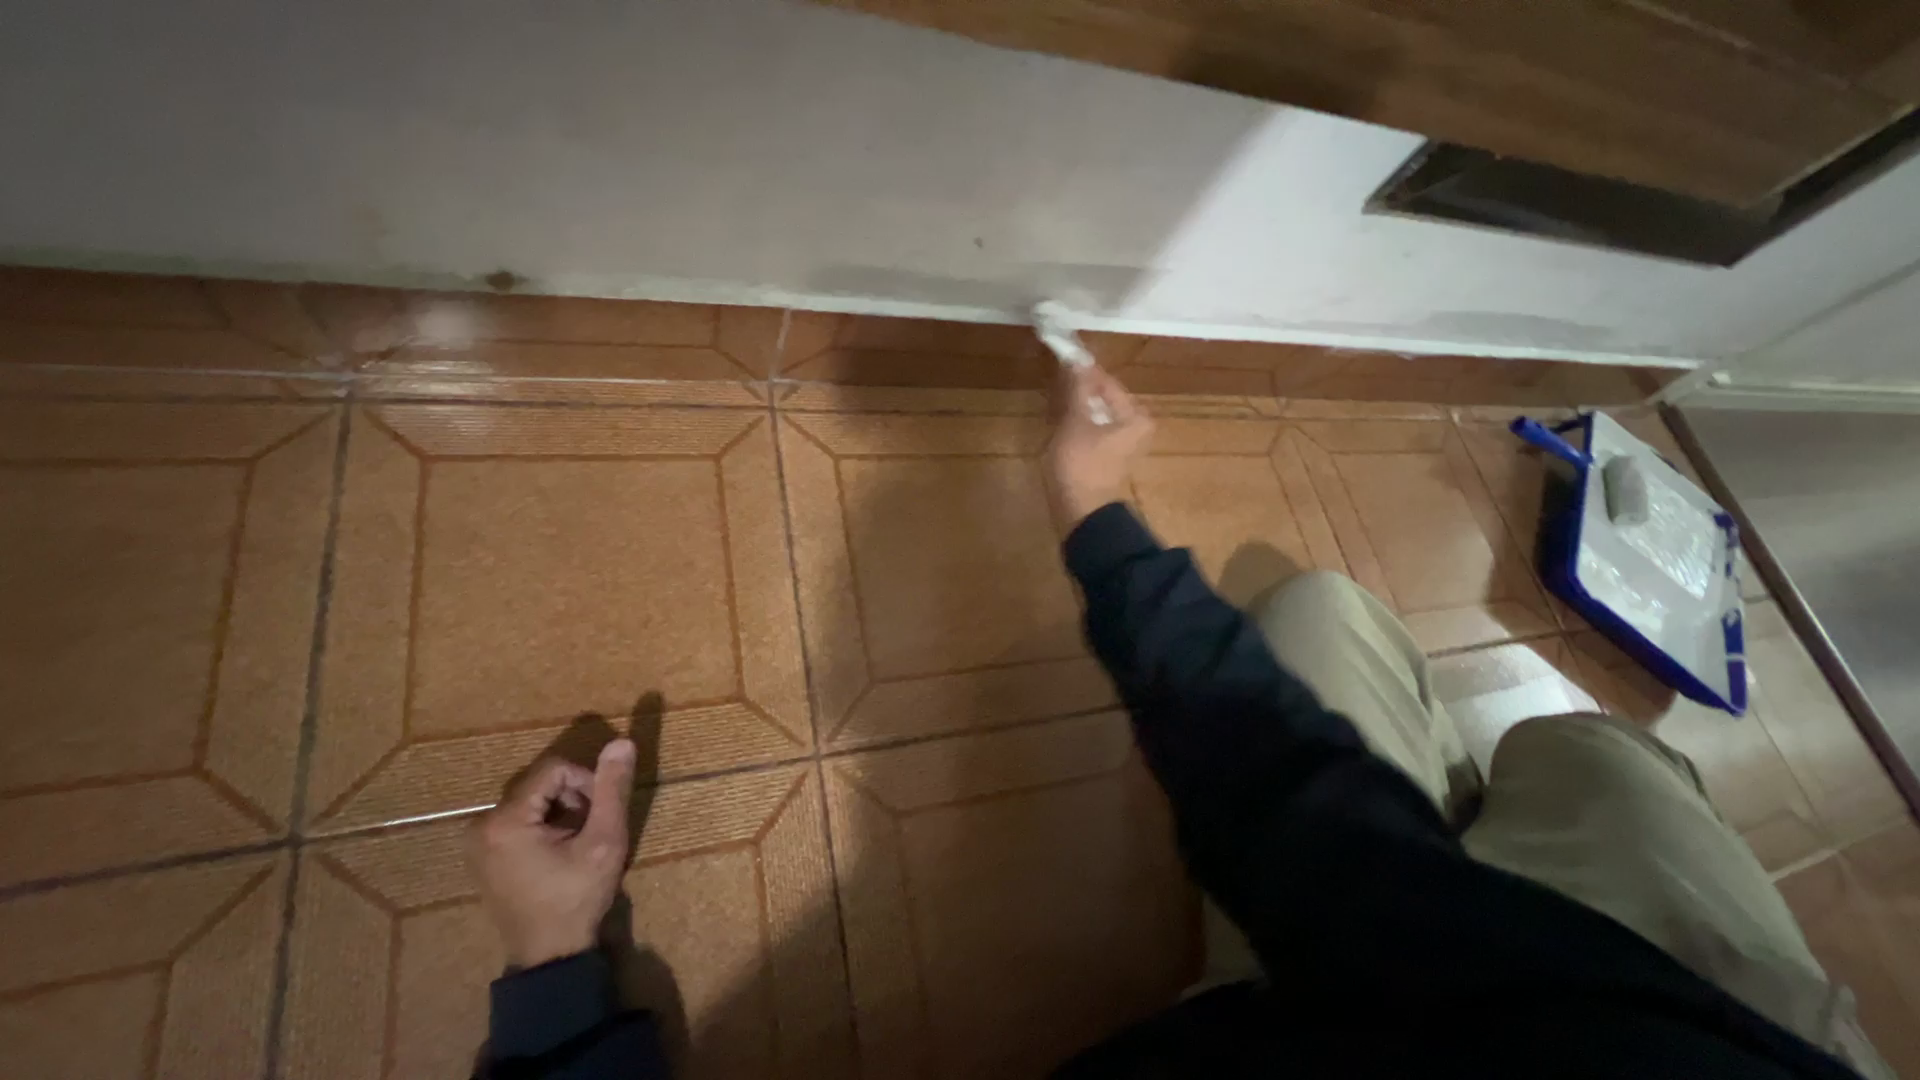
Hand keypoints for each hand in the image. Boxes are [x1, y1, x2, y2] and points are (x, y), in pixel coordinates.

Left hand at [470, 739, 637, 968]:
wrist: (549, 955)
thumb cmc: (577, 897)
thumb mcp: (604, 841)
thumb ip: (611, 789)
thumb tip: (621, 741)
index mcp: (505, 819)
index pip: (554, 768)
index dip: (586, 780)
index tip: (602, 810)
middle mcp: (481, 824)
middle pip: (540, 782)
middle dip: (574, 795)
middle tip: (594, 826)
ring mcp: (477, 842)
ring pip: (531, 799)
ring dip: (562, 809)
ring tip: (580, 839)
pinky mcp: (483, 855)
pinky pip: (519, 818)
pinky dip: (545, 823)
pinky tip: (561, 849)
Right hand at [1045, 365, 1152, 528]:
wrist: (1080, 512)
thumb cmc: (1079, 464)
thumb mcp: (1076, 421)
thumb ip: (1078, 388)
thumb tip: (1077, 359)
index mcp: (1135, 416)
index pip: (1107, 382)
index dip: (1083, 371)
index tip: (1062, 358)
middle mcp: (1136, 427)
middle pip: (1103, 398)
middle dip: (1080, 391)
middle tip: (1056, 383)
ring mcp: (1123, 443)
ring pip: (1097, 414)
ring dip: (1077, 407)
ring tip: (1055, 403)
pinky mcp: (1108, 456)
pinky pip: (1094, 430)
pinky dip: (1078, 425)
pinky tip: (1061, 425)